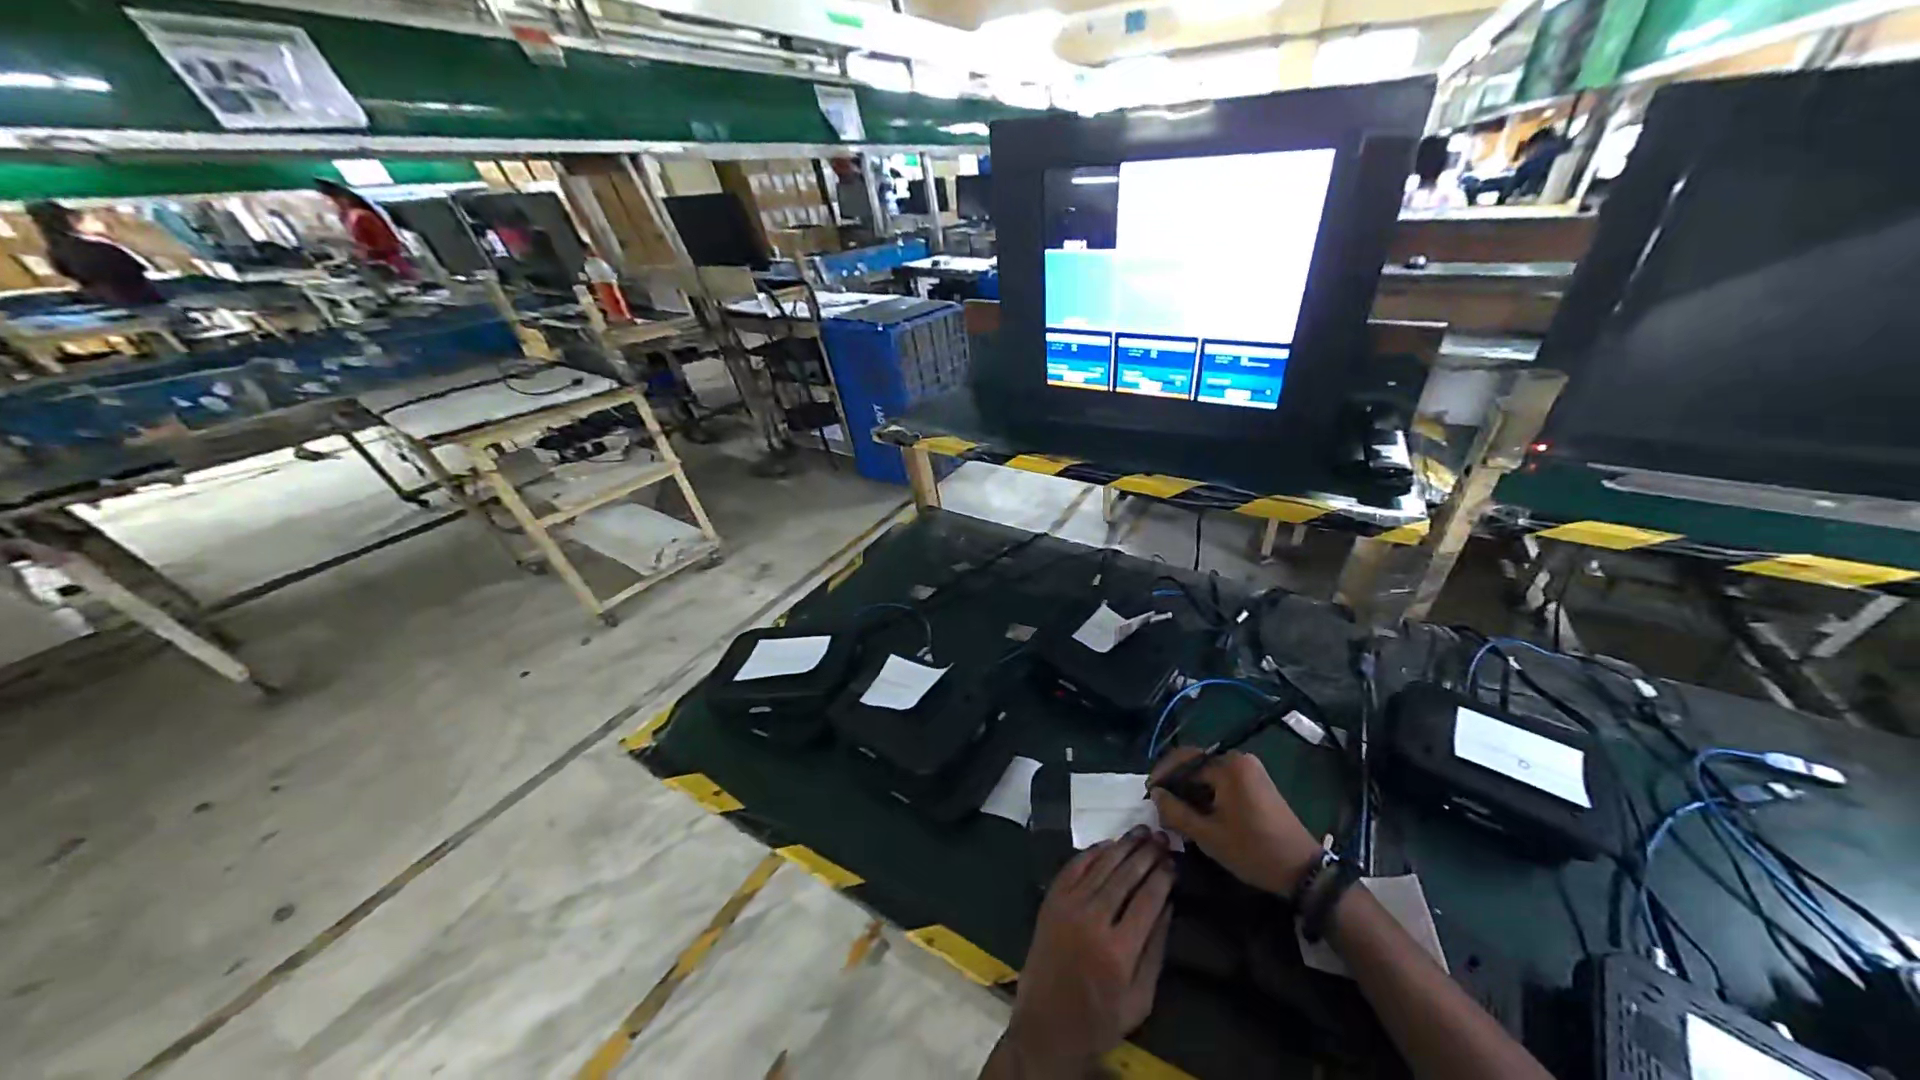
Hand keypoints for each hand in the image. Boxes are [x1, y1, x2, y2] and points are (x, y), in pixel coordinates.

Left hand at [989, 827, 1174, 1077]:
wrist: (1045, 1025)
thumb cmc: (1099, 1019)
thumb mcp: (1140, 998)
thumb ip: (1155, 950)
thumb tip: (1168, 905)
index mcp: (1119, 950)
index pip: (1148, 899)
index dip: (1163, 876)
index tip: (1174, 862)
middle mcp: (1092, 921)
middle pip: (1125, 876)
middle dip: (1146, 854)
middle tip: (1162, 837)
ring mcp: (1067, 908)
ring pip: (1100, 866)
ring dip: (1122, 846)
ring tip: (1140, 831)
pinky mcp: (1050, 903)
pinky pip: (1073, 868)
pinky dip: (1091, 853)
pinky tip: (1108, 845)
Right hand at [1150, 747, 1322, 898]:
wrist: (1301, 870)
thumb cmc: (1252, 850)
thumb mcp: (1207, 835)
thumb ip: (1176, 811)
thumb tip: (1156, 795)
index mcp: (1229, 766)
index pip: (1184, 761)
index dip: (1162, 776)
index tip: (1148, 795)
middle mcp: (1240, 759)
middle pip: (1196, 764)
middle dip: (1176, 784)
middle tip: (1160, 806)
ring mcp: (1251, 771)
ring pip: (1208, 774)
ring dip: (1190, 790)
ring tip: (1176, 813)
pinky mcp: (1257, 783)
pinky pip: (1223, 781)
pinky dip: (1207, 793)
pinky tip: (1198, 813)